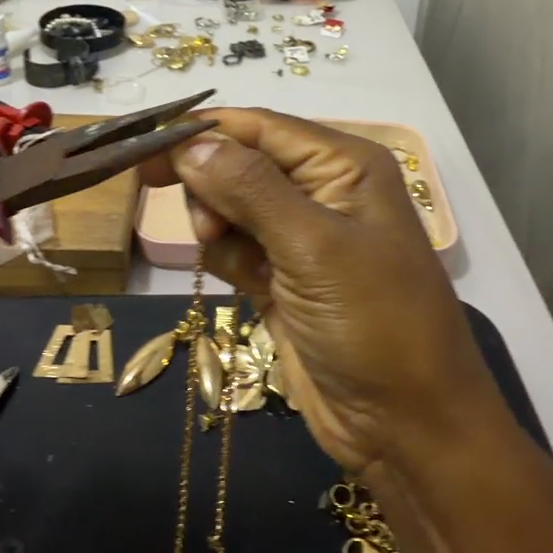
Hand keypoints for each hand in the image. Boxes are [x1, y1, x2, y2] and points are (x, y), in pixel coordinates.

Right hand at [138, 109, 510, 475]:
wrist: (406, 426)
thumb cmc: (374, 322)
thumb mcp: (313, 247)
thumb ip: (250, 188)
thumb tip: (189, 142)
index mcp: (344, 164)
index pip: (261, 127)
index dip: (203, 132)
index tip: (145, 146)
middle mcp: (323, 189)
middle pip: (240, 162)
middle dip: (212, 186)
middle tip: (206, 225)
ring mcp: (302, 237)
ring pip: (231, 206)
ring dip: (219, 227)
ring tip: (236, 262)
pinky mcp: (283, 278)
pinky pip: (235, 247)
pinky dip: (228, 259)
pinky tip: (248, 286)